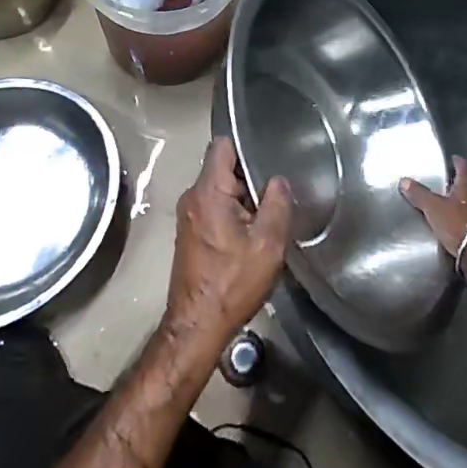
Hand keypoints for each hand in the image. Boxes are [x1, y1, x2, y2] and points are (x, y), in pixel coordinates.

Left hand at [162, 137, 292, 351]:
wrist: (199, 322)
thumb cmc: (233, 282)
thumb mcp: (267, 244)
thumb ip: (276, 205)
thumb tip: (278, 180)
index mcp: (208, 191)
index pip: (222, 145)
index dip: (245, 146)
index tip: (268, 158)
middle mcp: (192, 197)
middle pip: (222, 167)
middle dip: (248, 177)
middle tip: (274, 197)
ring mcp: (188, 215)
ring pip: (219, 189)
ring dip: (242, 199)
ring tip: (266, 218)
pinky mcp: (190, 232)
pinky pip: (212, 207)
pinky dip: (231, 213)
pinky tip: (250, 235)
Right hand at [399, 156, 466, 261]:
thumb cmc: (458, 224)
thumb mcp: (433, 208)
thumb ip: (419, 194)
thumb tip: (404, 181)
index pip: (464, 164)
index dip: (455, 161)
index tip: (447, 160)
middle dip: (457, 179)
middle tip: (443, 179)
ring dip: (462, 195)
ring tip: (446, 198)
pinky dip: (465, 210)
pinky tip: (455, 216)